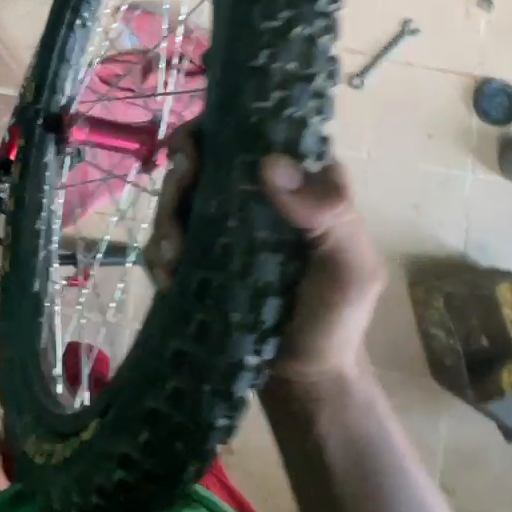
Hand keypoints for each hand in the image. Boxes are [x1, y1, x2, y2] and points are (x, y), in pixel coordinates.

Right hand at [144, 129, 383, 384]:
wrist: (301, 382)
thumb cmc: (335, 320)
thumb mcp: (350, 267)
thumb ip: (327, 213)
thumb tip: (269, 164)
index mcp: (298, 183)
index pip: (256, 132)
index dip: (217, 129)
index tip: (192, 150)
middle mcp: (254, 194)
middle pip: (202, 159)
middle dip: (180, 178)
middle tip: (177, 207)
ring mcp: (221, 225)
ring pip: (176, 195)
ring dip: (166, 219)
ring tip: (175, 257)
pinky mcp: (196, 256)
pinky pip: (164, 238)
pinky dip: (160, 252)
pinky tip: (170, 277)